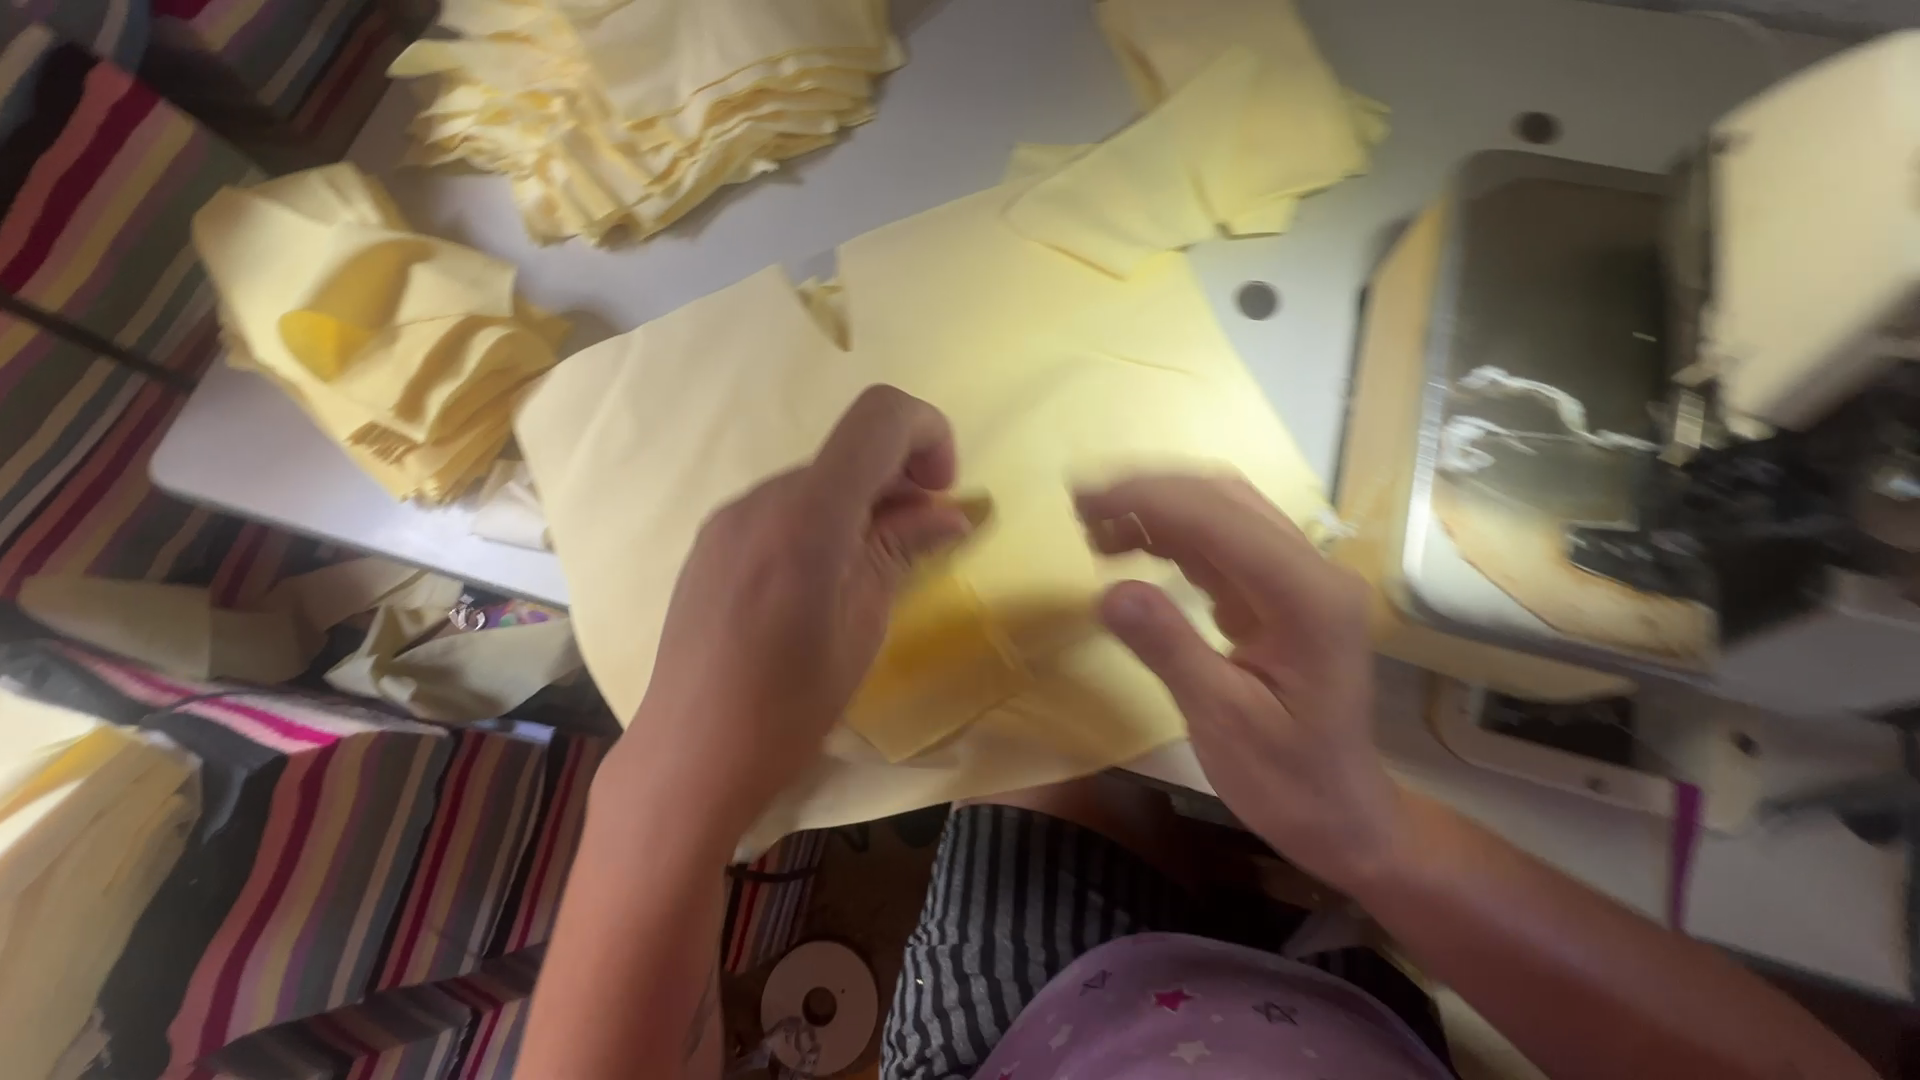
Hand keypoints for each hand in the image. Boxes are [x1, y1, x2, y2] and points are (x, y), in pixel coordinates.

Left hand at [614, 386, 972, 837]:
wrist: (691, 754)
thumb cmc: (790, 705)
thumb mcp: (864, 625)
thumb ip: (902, 550)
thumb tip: (950, 514)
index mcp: (808, 515)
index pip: (880, 417)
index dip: (928, 434)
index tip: (941, 494)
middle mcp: (761, 498)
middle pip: (848, 451)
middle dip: (898, 481)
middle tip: (920, 543)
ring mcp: (728, 518)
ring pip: (815, 482)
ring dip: (859, 506)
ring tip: (867, 574)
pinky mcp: (710, 543)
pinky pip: (781, 510)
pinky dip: (820, 524)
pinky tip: (818, 586)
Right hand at [1076, 474, 1406, 890]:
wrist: (1340, 815)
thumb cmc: (1290, 781)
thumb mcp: (1223, 723)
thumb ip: (1170, 650)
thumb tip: (1109, 592)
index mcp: (1309, 599)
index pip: (1223, 521)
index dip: (1150, 499)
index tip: (1084, 499)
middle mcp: (1310, 573)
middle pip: (1225, 500)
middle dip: (1149, 493)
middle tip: (1081, 506)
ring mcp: (1297, 580)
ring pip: (1221, 514)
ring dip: (1157, 509)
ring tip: (1094, 526)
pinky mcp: (1277, 594)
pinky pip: (1220, 545)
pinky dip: (1170, 537)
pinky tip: (1129, 548)